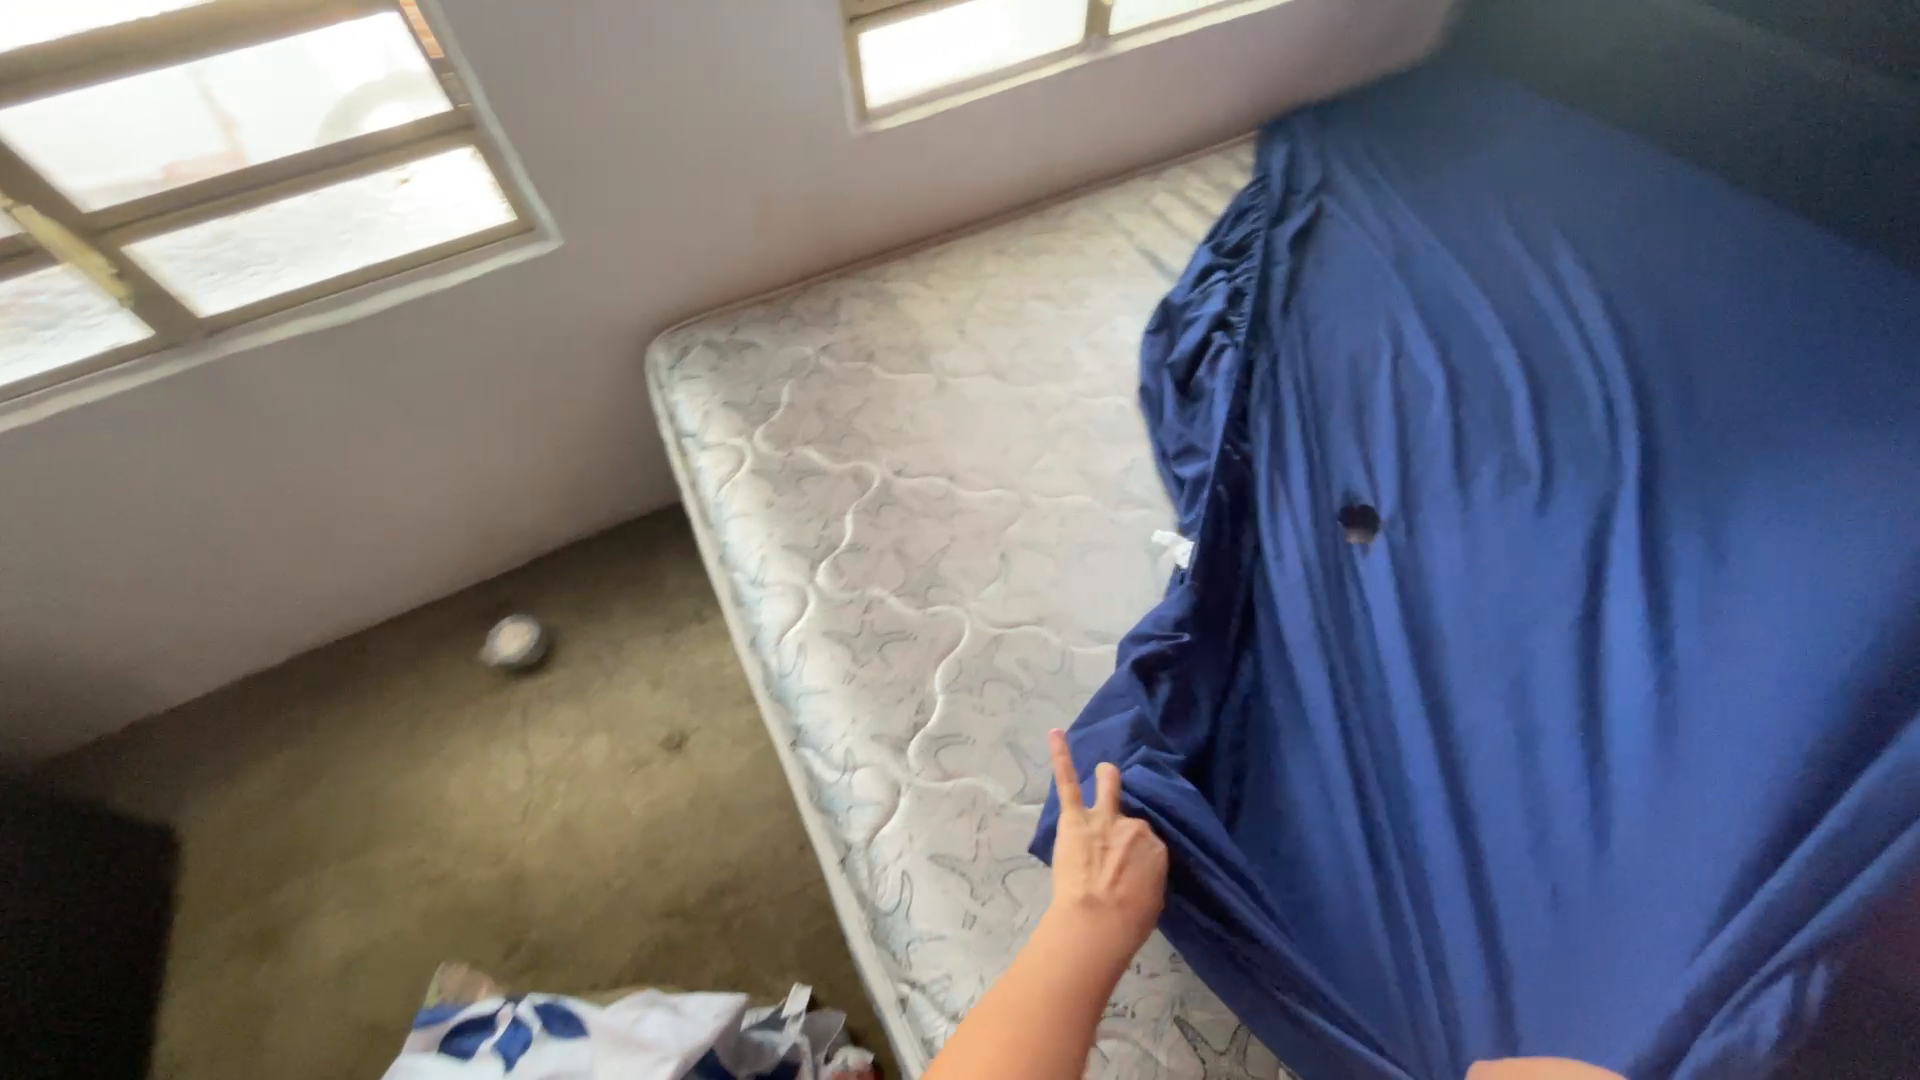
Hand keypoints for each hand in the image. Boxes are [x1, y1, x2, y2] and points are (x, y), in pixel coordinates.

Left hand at [1042, 728, 1167, 958]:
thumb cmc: (1128, 923)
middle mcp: (1133, 826)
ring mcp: (1104, 817)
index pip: (1148, 841)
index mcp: (1156, 848)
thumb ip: (1146, 877)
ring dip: (1107, 778)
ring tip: (1104, 771)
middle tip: (1115, 840)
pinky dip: (1061, 755)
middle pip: (1131, 816)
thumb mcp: (1153, 900)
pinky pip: (1068, 781)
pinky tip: (1055, 734)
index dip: (1137, 852)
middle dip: (1125, 824)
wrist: (1098, 921)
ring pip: (1109, 786)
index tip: (1129, 869)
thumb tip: (1137, 874)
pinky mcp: (1076, 818)